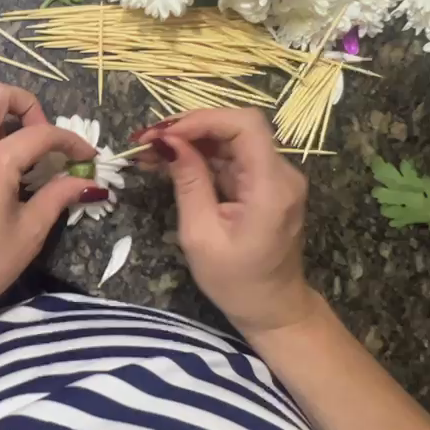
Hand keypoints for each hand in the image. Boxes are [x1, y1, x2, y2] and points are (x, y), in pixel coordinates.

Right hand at [136, 108, 317, 335]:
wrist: (272, 310)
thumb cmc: (235, 281)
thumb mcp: (201, 234)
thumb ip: (188, 182)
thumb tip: (167, 141)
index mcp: (271, 186)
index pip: (245, 126)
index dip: (203, 120)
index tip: (164, 134)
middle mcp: (281, 173)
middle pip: (237, 127)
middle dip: (190, 127)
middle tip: (148, 141)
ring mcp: (275, 177)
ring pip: (231, 140)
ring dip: (190, 140)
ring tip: (150, 152)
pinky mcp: (264, 184)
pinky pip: (232, 157)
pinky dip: (200, 156)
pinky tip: (169, 162)